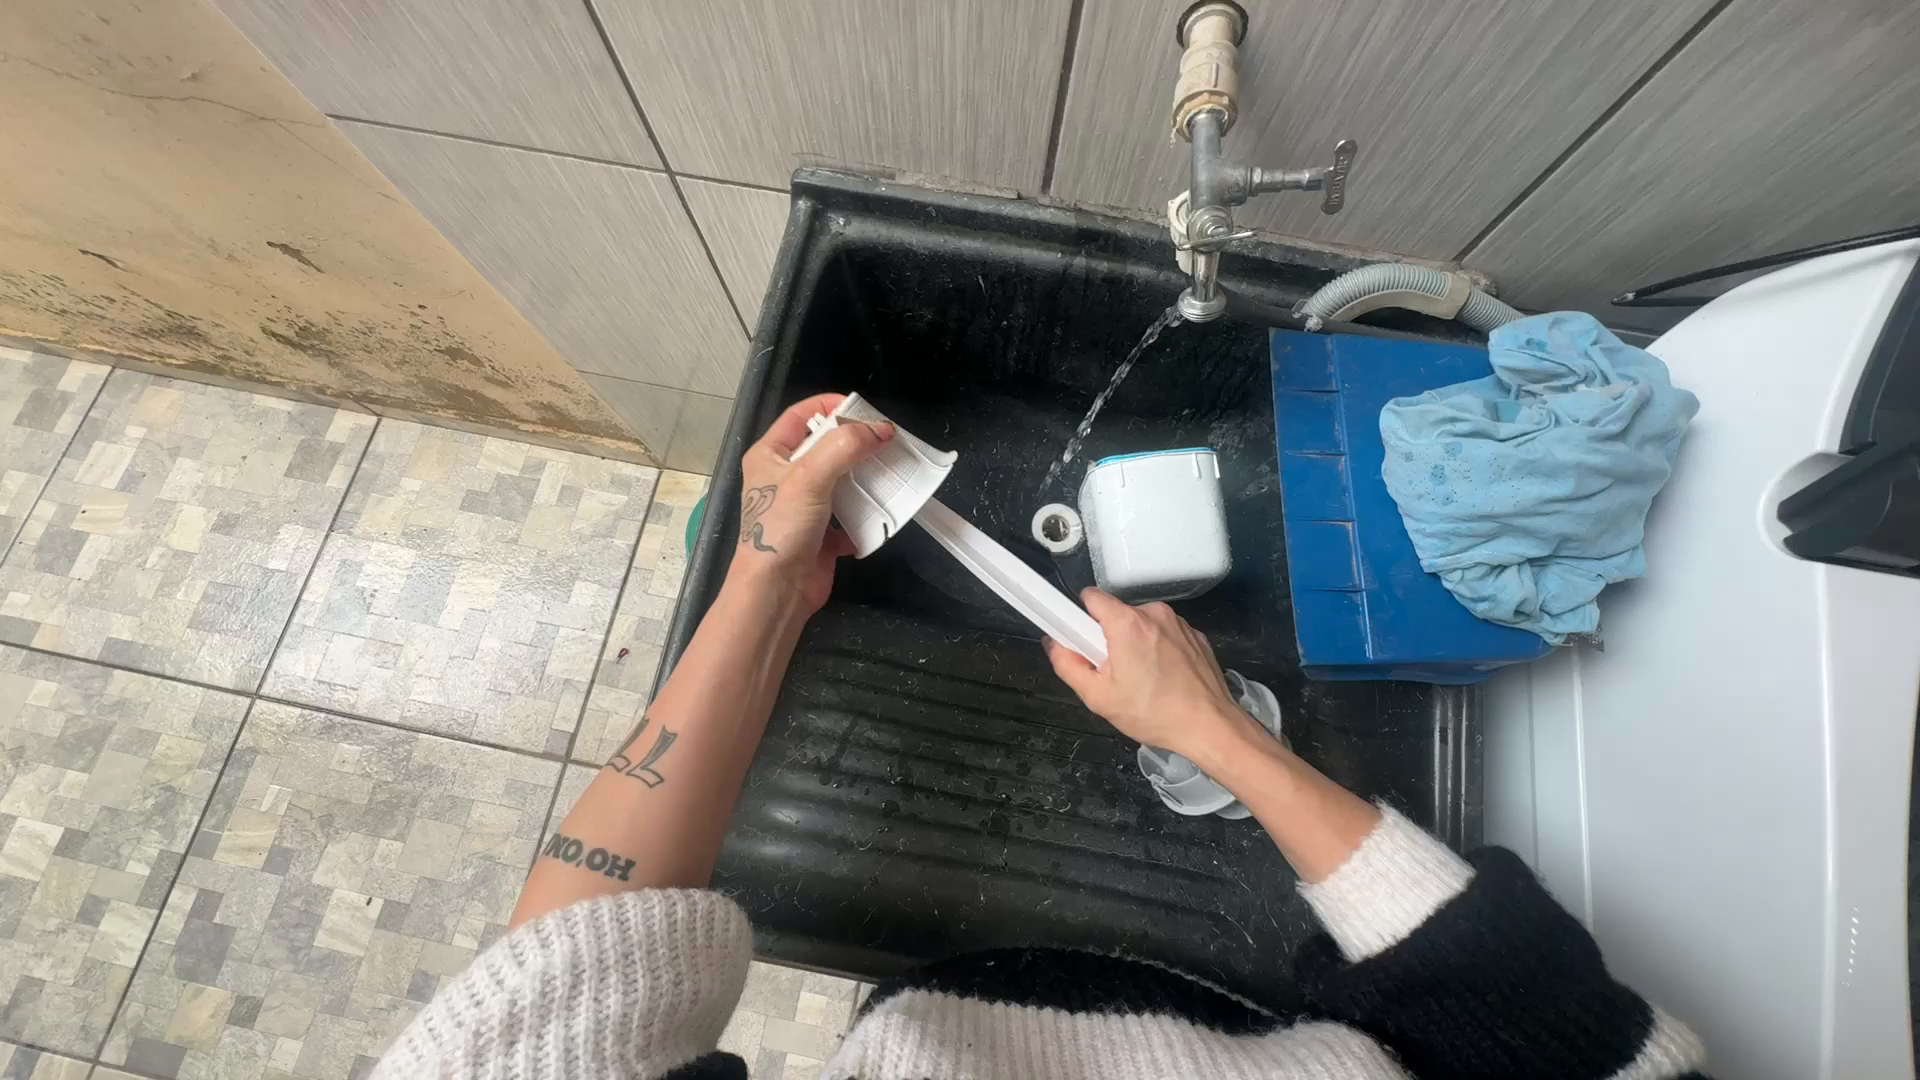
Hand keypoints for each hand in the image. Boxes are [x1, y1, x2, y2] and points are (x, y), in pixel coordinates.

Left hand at [729, 393, 893, 613]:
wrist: (777, 590)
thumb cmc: (782, 527)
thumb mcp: (809, 476)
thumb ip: (845, 446)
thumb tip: (881, 431)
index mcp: (770, 455)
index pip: (802, 416)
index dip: (832, 407)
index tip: (865, 410)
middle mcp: (785, 477)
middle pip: (827, 447)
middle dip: (857, 444)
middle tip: (887, 442)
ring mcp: (804, 506)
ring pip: (842, 481)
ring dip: (865, 479)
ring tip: (891, 474)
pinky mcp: (822, 533)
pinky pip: (850, 515)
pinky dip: (865, 516)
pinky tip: (879, 513)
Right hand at [1044, 589, 1251, 758]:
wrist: (1210, 726)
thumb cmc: (1155, 713)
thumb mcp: (1098, 697)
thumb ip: (1068, 665)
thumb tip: (1054, 644)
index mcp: (1127, 623)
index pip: (1091, 597)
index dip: (1080, 617)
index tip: (1080, 638)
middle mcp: (1153, 613)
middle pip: (1116, 614)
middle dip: (1108, 637)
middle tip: (1113, 671)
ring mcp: (1178, 623)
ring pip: (1141, 624)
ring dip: (1135, 643)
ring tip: (1141, 678)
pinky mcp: (1194, 635)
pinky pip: (1164, 634)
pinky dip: (1158, 649)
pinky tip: (1163, 678)